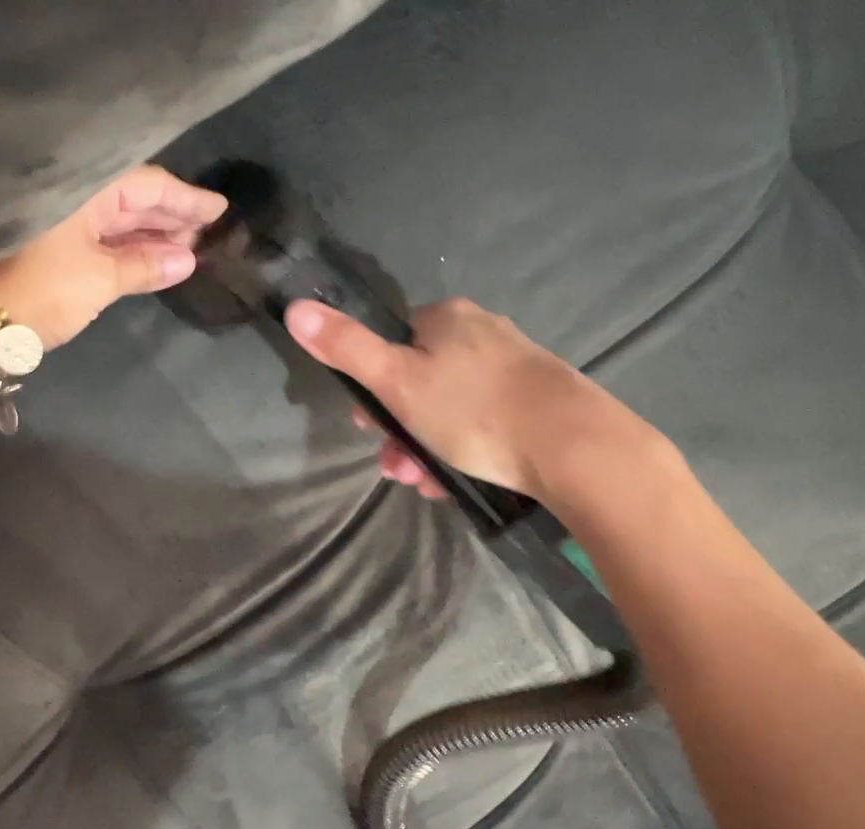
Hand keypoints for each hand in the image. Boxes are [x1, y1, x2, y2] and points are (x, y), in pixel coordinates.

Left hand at [0, 165, 226, 348]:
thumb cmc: (41, 292)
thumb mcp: (99, 280)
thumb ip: (145, 266)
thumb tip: (188, 260)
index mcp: (82, 188)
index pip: (147, 184)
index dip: (185, 198)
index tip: (220, 209)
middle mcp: (71, 196)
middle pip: (132, 198)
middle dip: (171, 216)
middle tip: (208, 232)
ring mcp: (60, 222)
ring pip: (116, 220)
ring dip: (152, 234)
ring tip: (189, 247)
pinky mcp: (51, 248)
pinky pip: (100, 239)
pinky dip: (127, 249)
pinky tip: (154, 260)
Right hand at [284, 297, 636, 503]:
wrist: (569, 446)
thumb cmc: (473, 410)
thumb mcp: (397, 383)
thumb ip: (347, 348)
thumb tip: (295, 307)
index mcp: (446, 319)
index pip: (392, 344)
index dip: (372, 389)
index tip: (365, 428)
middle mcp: (481, 332)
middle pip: (419, 382)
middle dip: (399, 431)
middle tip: (396, 468)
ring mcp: (513, 367)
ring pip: (449, 408)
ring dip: (425, 448)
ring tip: (423, 484)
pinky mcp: (534, 400)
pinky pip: (482, 424)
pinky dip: (461, 451)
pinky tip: (454, 482)